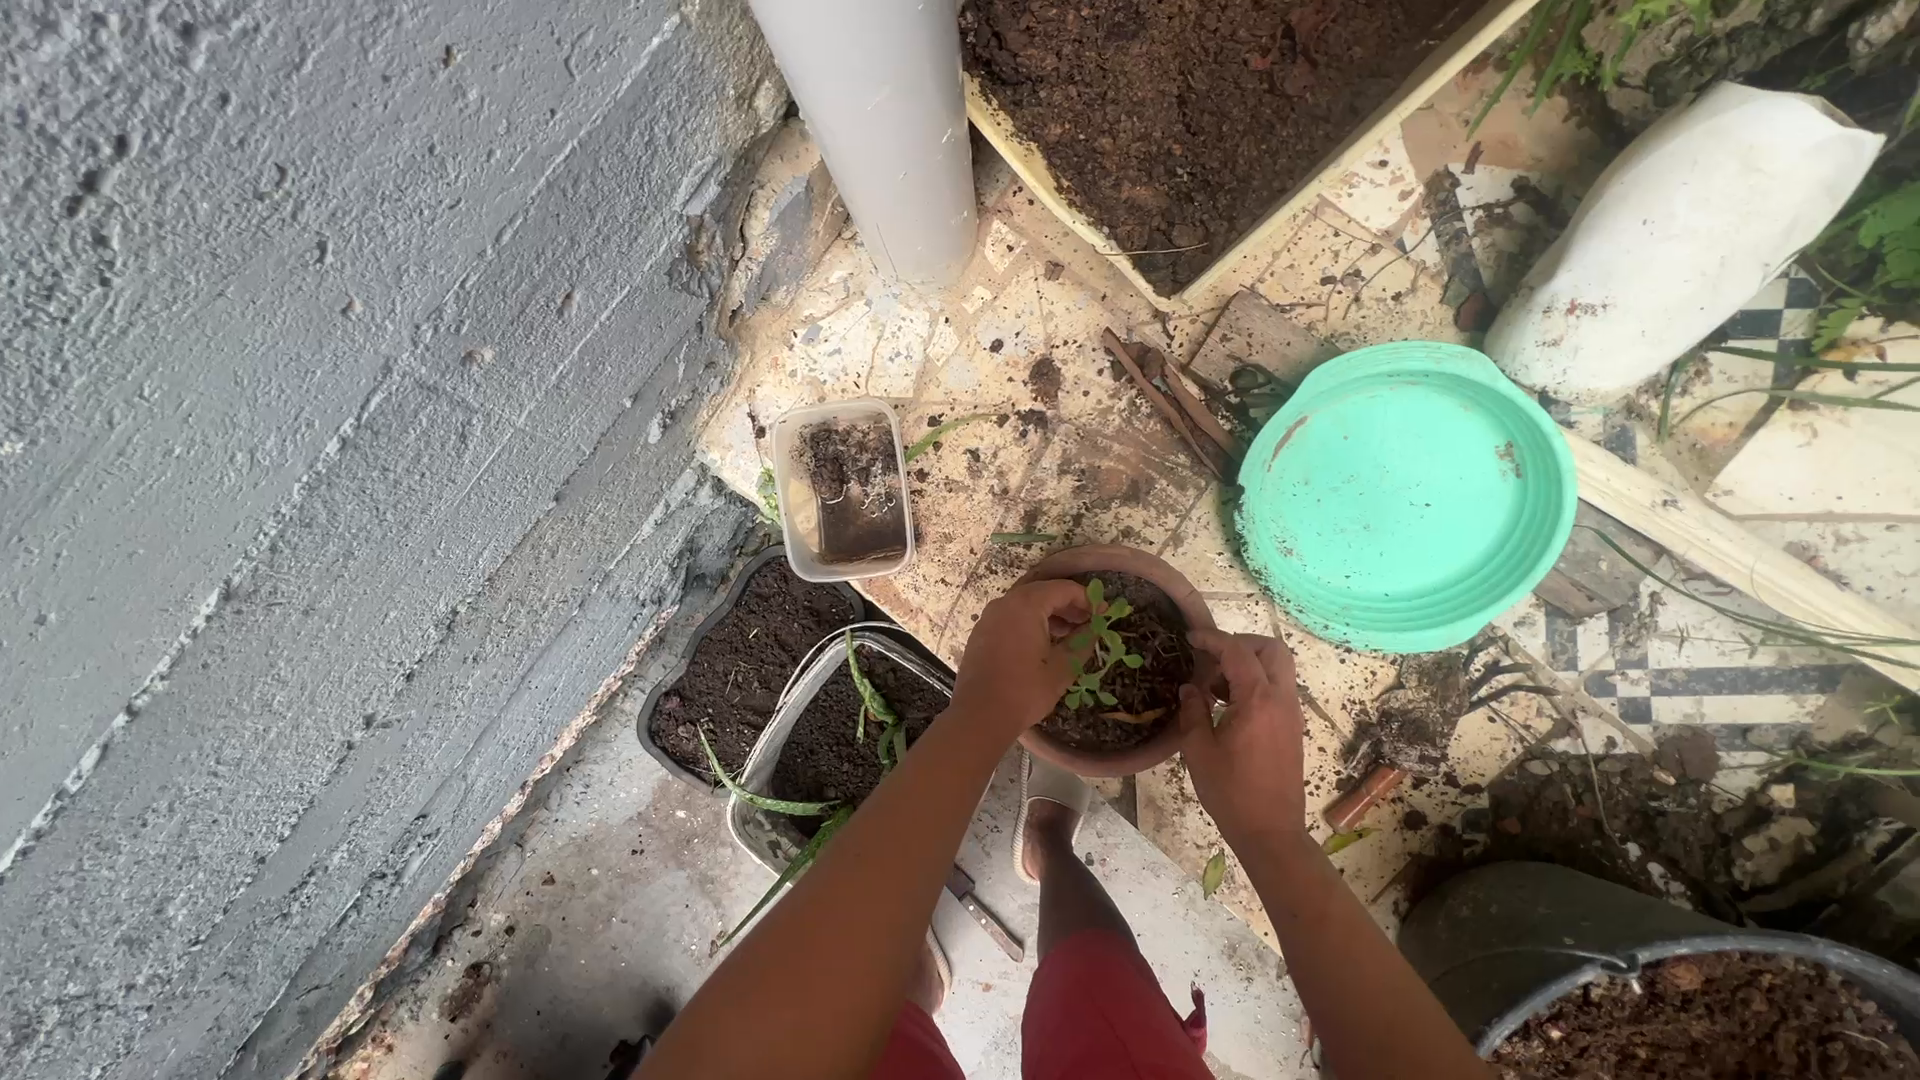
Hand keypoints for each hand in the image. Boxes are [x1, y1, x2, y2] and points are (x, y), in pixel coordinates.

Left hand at [949, 579, 1090, 741]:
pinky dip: (1031, 621)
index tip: (1103, 614)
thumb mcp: (1062, 668)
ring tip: (1071, 634)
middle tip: (1090, 622)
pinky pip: (1011, 616)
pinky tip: (1044, 643)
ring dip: (1050, 613)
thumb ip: (1082, 642)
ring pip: (1026, 604)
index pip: (1063, 588)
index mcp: (1025, 605)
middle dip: (1069, 604)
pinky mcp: (982, 632)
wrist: (979, 715)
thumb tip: (1095, 628)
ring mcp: (989, 617)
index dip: (1087, 599)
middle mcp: (1004, 603)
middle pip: (1043, 592)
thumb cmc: (1024, 691)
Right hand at [1176, 630, 1306, 849]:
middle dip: (1241, 644)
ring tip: (1215, 685)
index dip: (1212, 639)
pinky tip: (1228, 704)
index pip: (1238, 652)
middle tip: (1211, 657)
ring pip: (1279, 668)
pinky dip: (1255, 683)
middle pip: (1272, 650)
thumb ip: (1193, 711)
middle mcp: (1282, 700)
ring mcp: (1291, 714)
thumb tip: (1190, 688)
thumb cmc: (1230, 792)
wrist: (1270, 831)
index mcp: (1258, 701)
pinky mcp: (1292, 728)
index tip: (1189, 638)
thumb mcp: (1198, 750)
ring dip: (1249, 664)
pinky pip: (1277, 689)